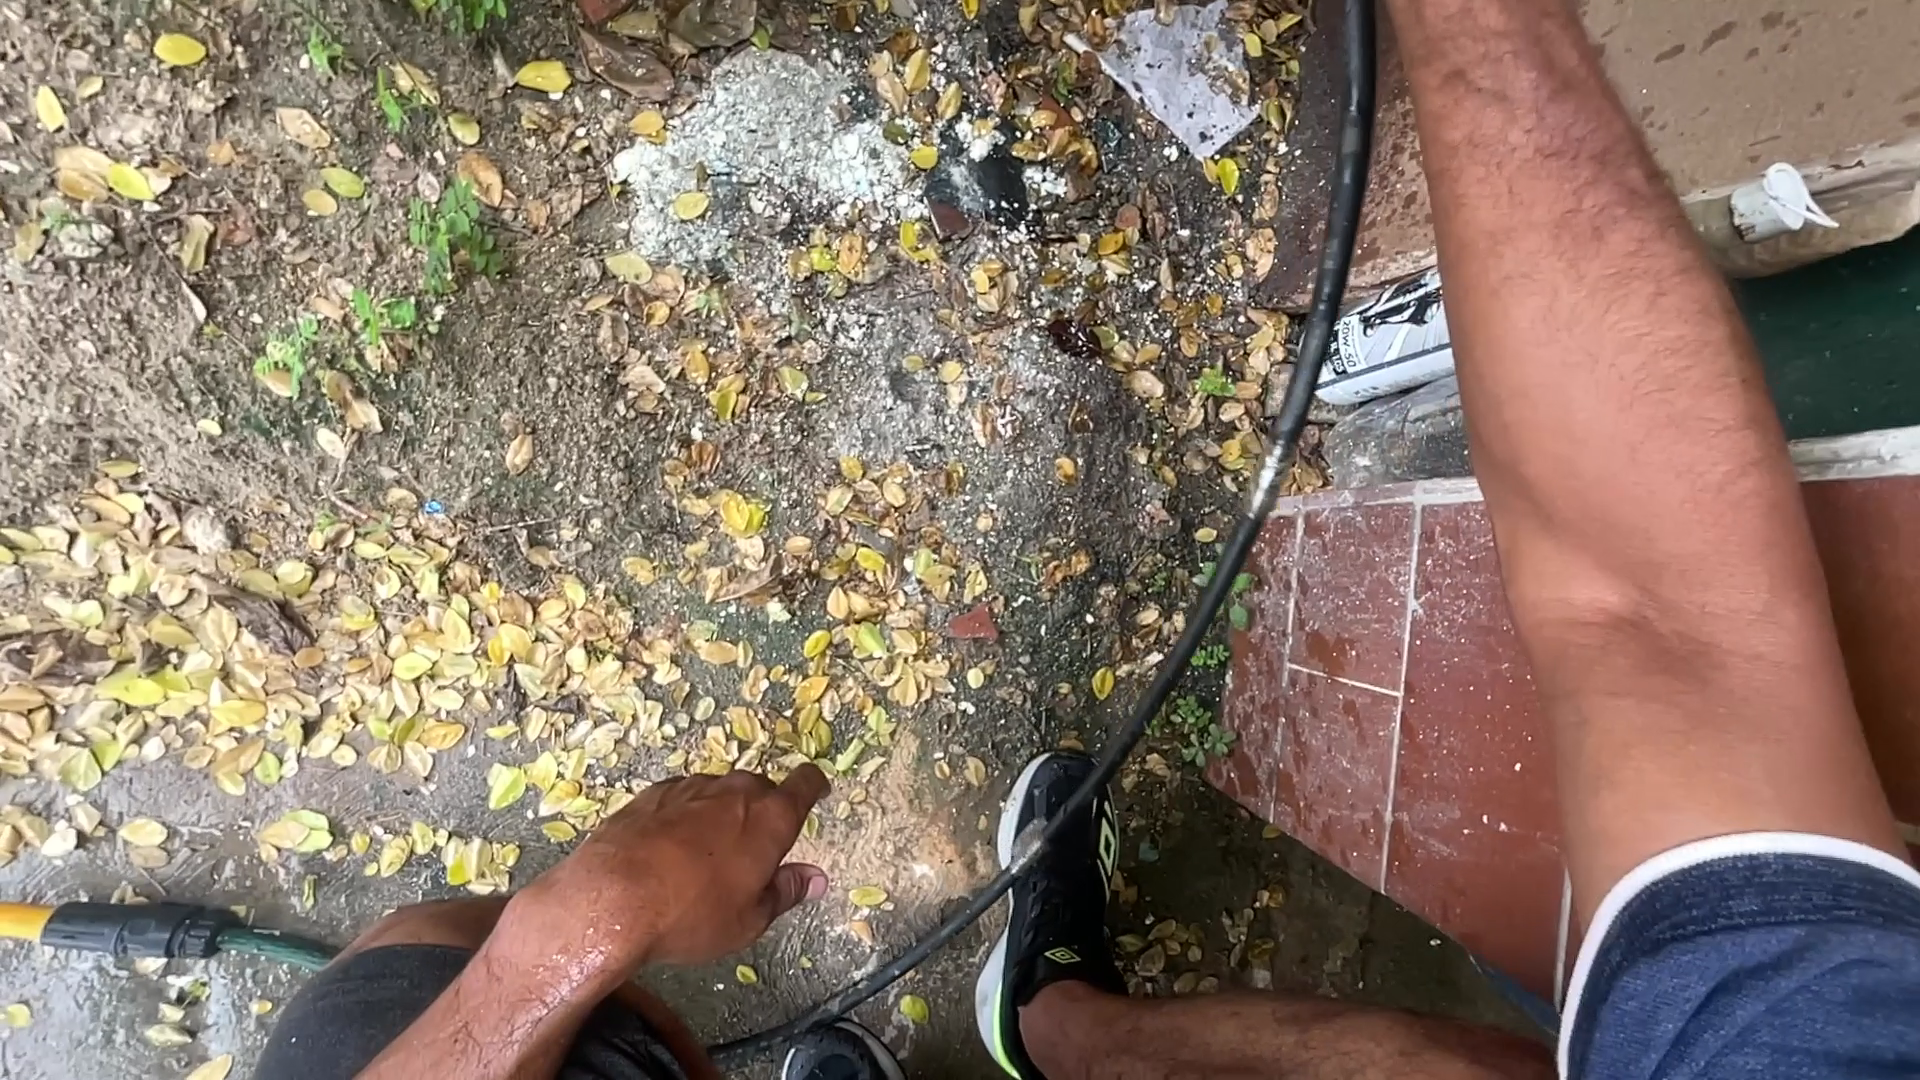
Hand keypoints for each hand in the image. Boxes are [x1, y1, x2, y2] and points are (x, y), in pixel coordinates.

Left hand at [511, 766, 829, 971]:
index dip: (813, 786)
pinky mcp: (656, 792)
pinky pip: (685, 798)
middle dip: (762, 813)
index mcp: (772, 816)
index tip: (815, 794)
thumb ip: (787, 892)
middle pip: (762, 789)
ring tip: (703, 857)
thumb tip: (817, 878)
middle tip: (750, 852)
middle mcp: (739, 790)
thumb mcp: (749, 920)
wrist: (609, 899)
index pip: (806, 782)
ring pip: (721, 793)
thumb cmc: (692, 915)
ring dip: (722, 815)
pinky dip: (686, 816)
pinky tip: (668, 849)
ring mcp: (695, 787)